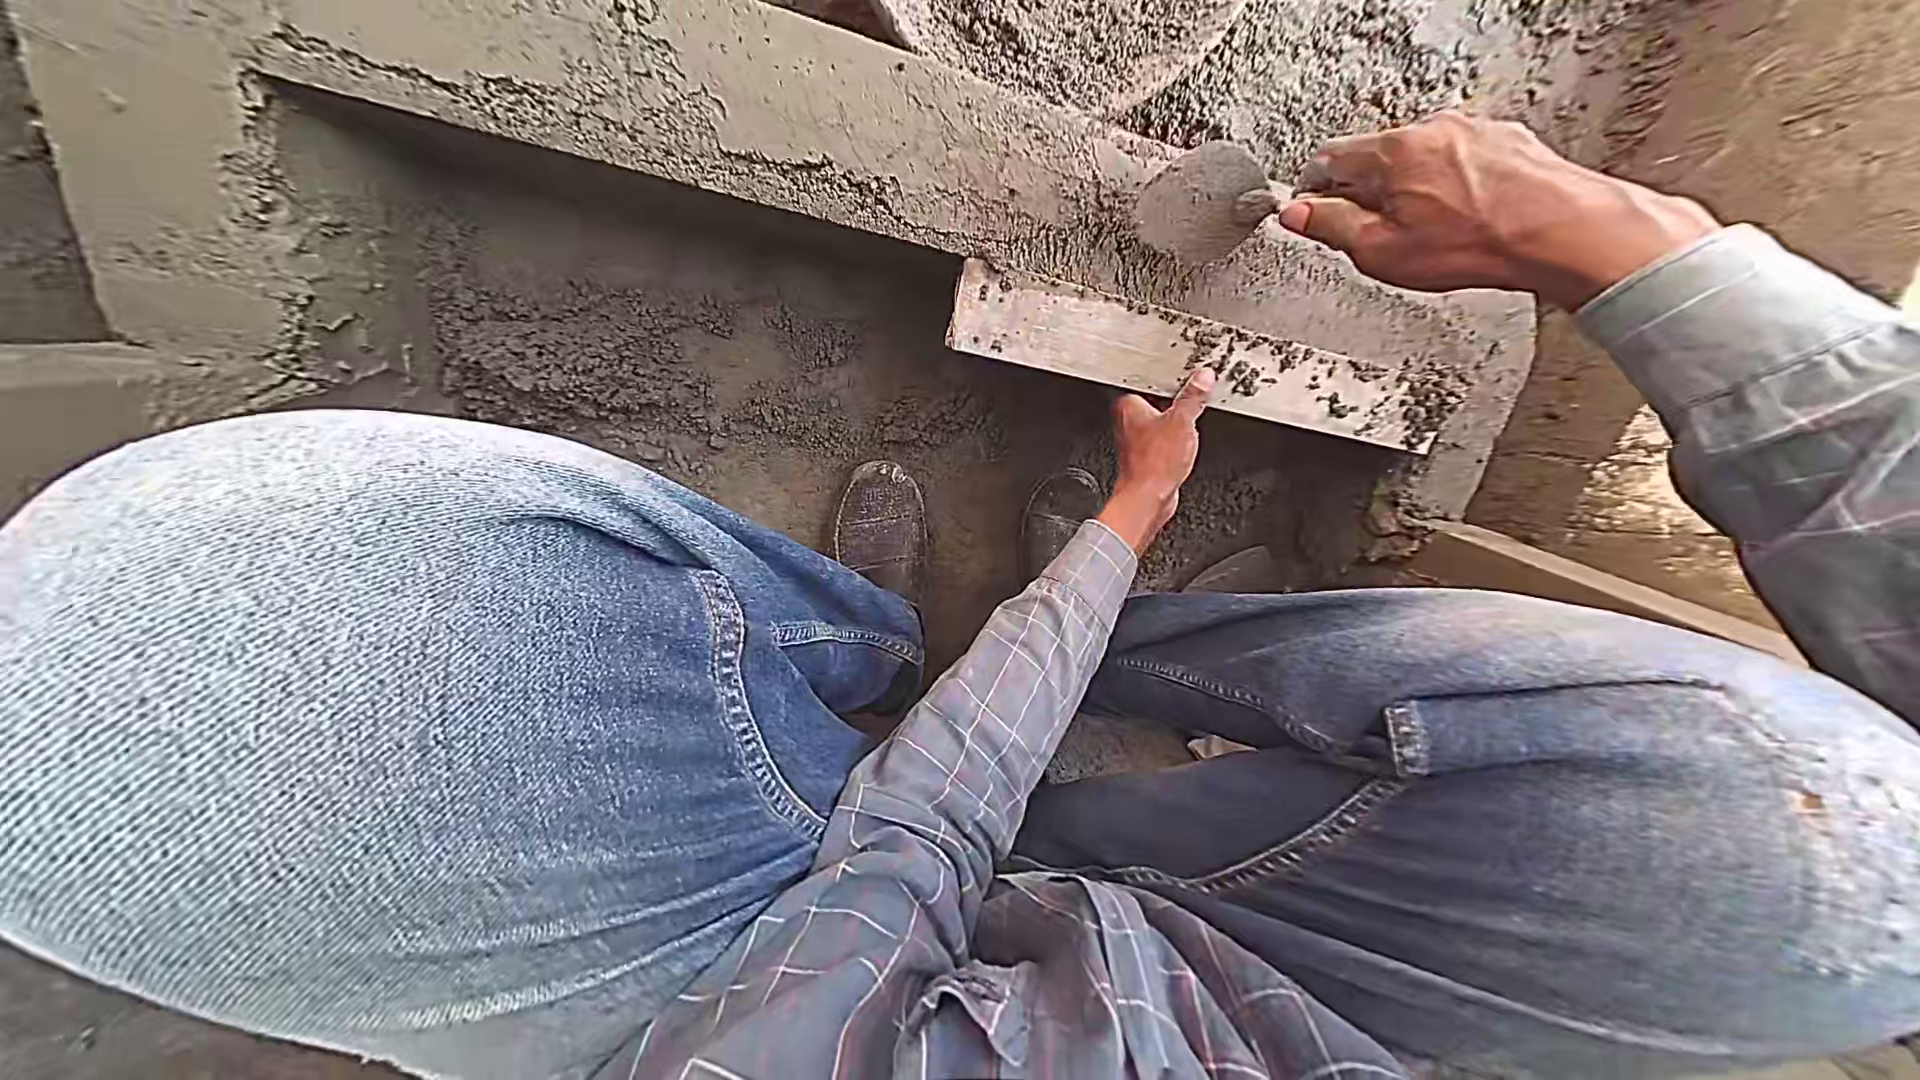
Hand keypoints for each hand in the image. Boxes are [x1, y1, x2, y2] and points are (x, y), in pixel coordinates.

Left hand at [1097, 367, 1215, 553]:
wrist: (1148, 497)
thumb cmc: (1154, 463)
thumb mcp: (1183, 421)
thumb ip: (1193, 397)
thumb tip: (1203, 378)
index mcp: (1128, 405)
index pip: (1150, 383)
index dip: (1171, 382)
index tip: (1188, 380)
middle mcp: (1126, 422)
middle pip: (1156, 403)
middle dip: (1174, 406)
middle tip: (1191, 406)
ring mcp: (1134, 441)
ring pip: (1160, 424)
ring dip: (1175, 426)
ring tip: (1186, 431)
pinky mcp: (1144, 457)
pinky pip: (1163, 442)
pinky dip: (1173, 443)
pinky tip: (1181, 449)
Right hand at [1278, 111, 1719, 308]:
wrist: (1559, 233)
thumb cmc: (1473, 243)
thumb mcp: (1376, 248)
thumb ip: (1329, 225)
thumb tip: (1296, 212)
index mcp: (1395, 150)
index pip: (1329, 159)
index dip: (1311, 192)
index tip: (1310, 215)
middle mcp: (1434, 129)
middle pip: (1372, 160)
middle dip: (1360, 196)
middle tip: (1367, 238)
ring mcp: (1473, 132)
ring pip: (1413, 163)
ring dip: (1402, 194)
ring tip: (1416, 236)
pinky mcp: (1503, 144)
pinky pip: (1450, 165)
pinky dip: (1439, 191)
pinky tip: (1451, 224)